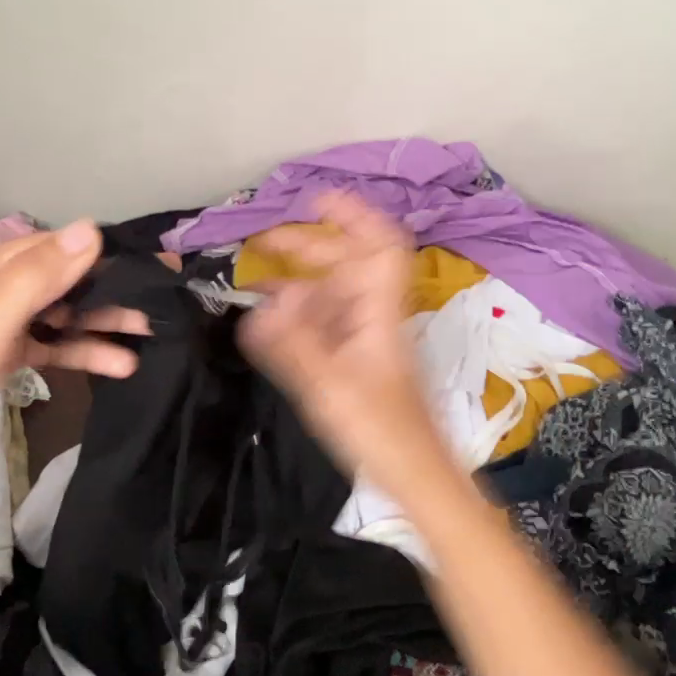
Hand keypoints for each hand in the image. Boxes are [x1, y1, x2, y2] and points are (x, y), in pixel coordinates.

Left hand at [0, 220, 147, 484]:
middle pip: (60, 279)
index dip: (106, 254)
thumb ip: (37, 276)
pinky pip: (41, 345)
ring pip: (54, 314)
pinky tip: (114, 364)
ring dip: (97, 323)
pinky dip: (74, 352)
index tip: (156, 267)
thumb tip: (91, 226)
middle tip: (164, 300)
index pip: (56, 246)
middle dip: (109, 289)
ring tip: (149, 334)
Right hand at [237, 192, 451, 485]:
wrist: (418, 477)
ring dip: (299, 278)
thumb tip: (256, 307)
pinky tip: (272, 319)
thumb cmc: (381, 431)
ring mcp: (368, 337)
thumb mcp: (329, 386)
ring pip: (336, 291)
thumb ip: (290, 344)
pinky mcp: (359, 359)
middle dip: (307, 244)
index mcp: (379, 312)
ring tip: (257, 281)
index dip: (352, 215)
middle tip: (263, 242)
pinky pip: (327, 320)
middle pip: (349, 263)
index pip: (379, 245)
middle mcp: (375, 315)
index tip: (315, 199)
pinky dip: (300, 311)